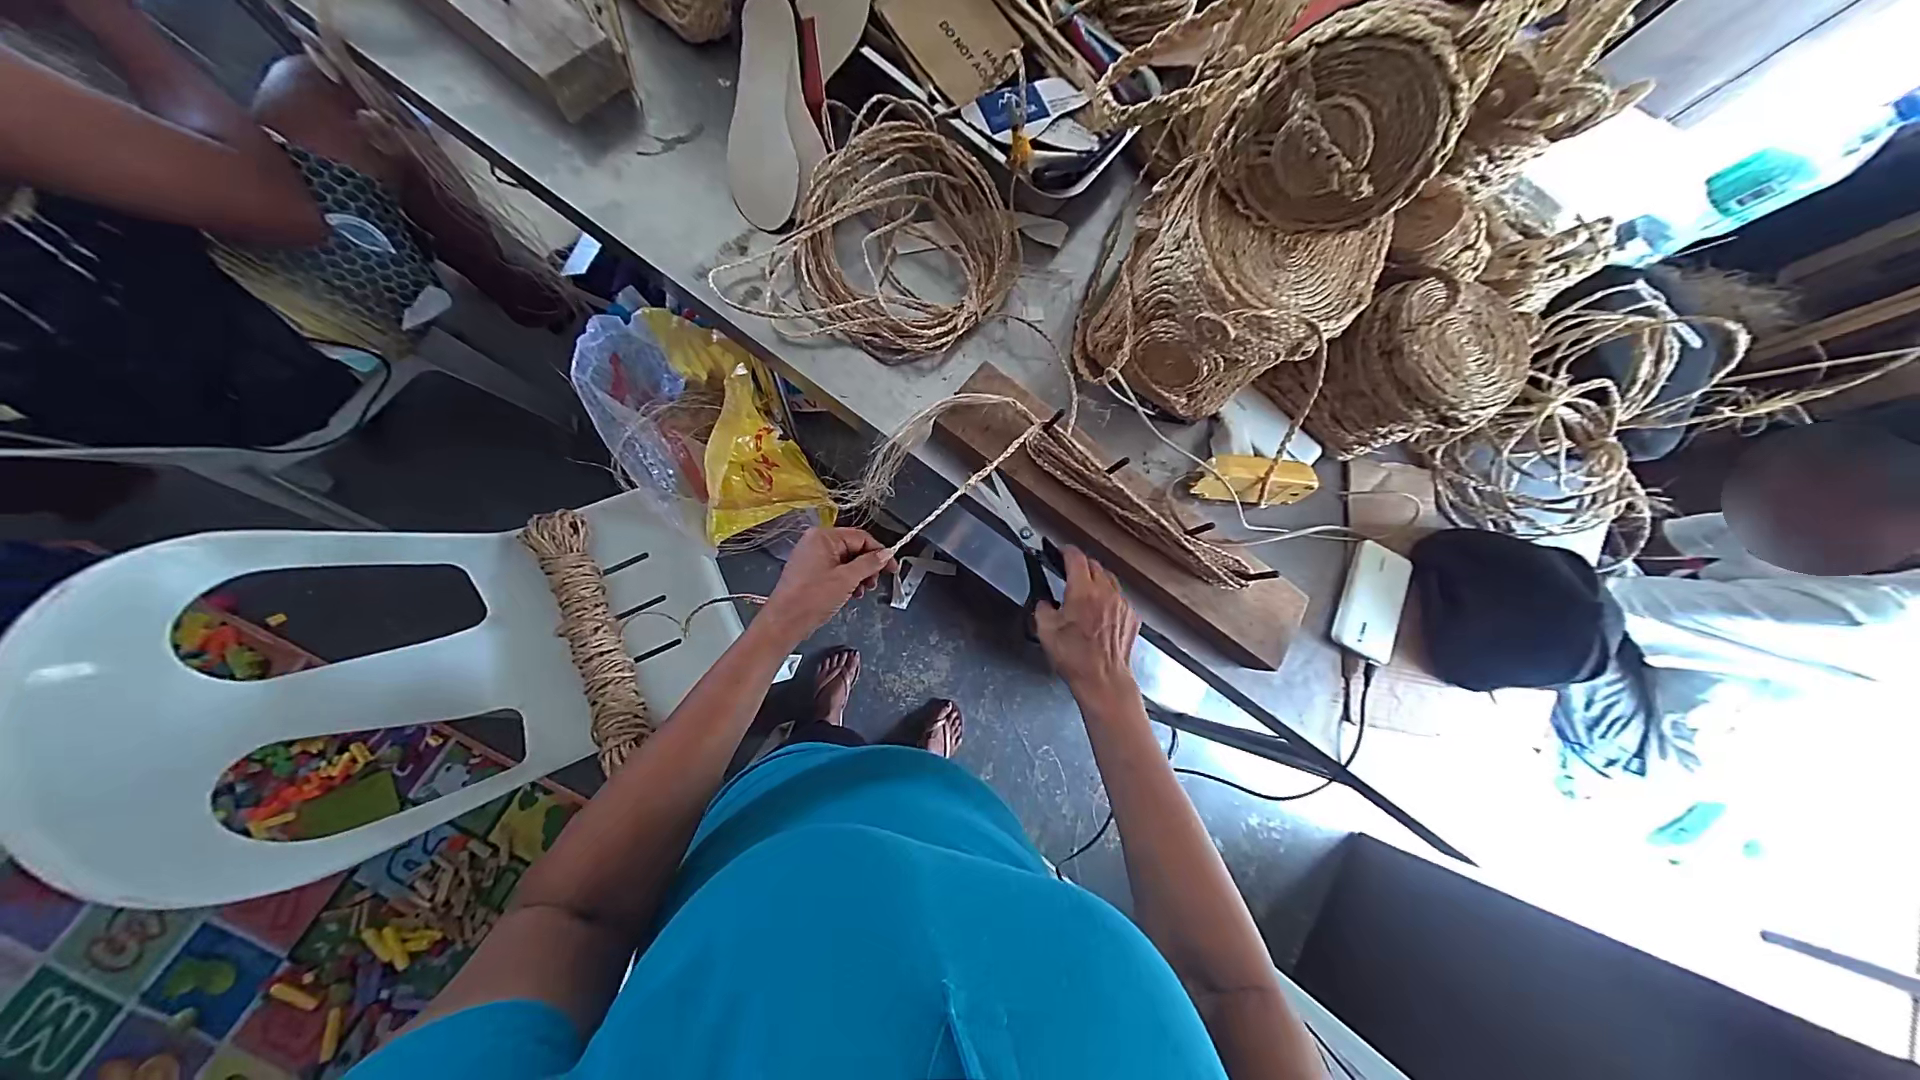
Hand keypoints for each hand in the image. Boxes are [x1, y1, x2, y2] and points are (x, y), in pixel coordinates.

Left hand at [760, 528, 896, 642]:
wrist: (785, 622)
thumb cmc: (809, 599)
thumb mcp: (848, 579)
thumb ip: (870, 563)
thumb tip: (885, 554)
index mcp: (823, 537)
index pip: (861, 537)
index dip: (879, 552)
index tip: (890, 565)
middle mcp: (815, 542)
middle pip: (853, 548)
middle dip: (867, 566)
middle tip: (874, 581)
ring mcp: (811, 556)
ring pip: (845, 560)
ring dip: (858, 575)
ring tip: (861, 590)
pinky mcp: (809, 571)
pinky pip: (835, 569)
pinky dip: (846, 580)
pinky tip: (850, 593)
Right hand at [1034, 547, 1139, 691]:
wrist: (1103, 680)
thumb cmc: (1077, 660)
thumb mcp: (1045, 631)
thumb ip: (1042, 608)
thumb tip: (1044, 602)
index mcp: (1083, 592)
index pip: (1076, 557)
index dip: (1065, 551)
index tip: (1060, 551)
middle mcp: (1106, 593)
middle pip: (1094, 564)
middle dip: (1079, 564)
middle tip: (1068, 571)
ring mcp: (1122, 604)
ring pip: (1109, 579)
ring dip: (1095, 579)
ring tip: (1084, 591)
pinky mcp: (1131, 616)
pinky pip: (1119, 596)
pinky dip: (1108, 597)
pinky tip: (1098, 610)